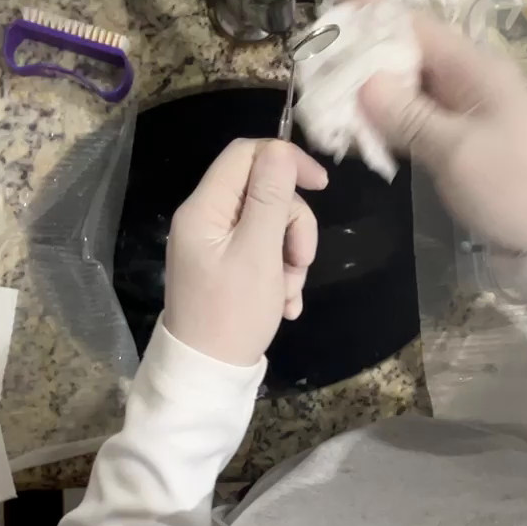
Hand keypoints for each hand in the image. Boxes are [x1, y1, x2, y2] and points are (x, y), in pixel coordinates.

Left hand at [163, 139, 327, 366]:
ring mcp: (214, 246)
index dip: (286, 160)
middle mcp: (205, 220)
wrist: (208, 374)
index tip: (322, 185)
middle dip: (292, 226)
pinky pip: (262, 254)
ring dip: (290, 257)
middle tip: (299, 262)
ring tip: (287, 293)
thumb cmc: (233, 314)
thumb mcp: (259, 253)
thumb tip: (281, 151)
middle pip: (264, 193)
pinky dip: (279, 275)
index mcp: (204, 208)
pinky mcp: (225, 269)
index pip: (246, 154)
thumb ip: (271, 198)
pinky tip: (284, 303)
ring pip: (269, 227)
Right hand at [344, 0, 526, 253]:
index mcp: (473, 70)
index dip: (376, 10)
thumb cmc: (513, 187)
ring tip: (328, 89)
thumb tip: (364, 84)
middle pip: (408, 55)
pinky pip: (416, 119)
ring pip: (409, 89)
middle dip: (364, 51)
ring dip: (371, 88)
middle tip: (320, 53)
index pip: (417, 27)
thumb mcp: (458, 151)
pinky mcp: (460, 142)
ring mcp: (465, 114)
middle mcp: (468, 83)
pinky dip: (387, 120)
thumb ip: (409, 116)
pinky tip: (359, 126)